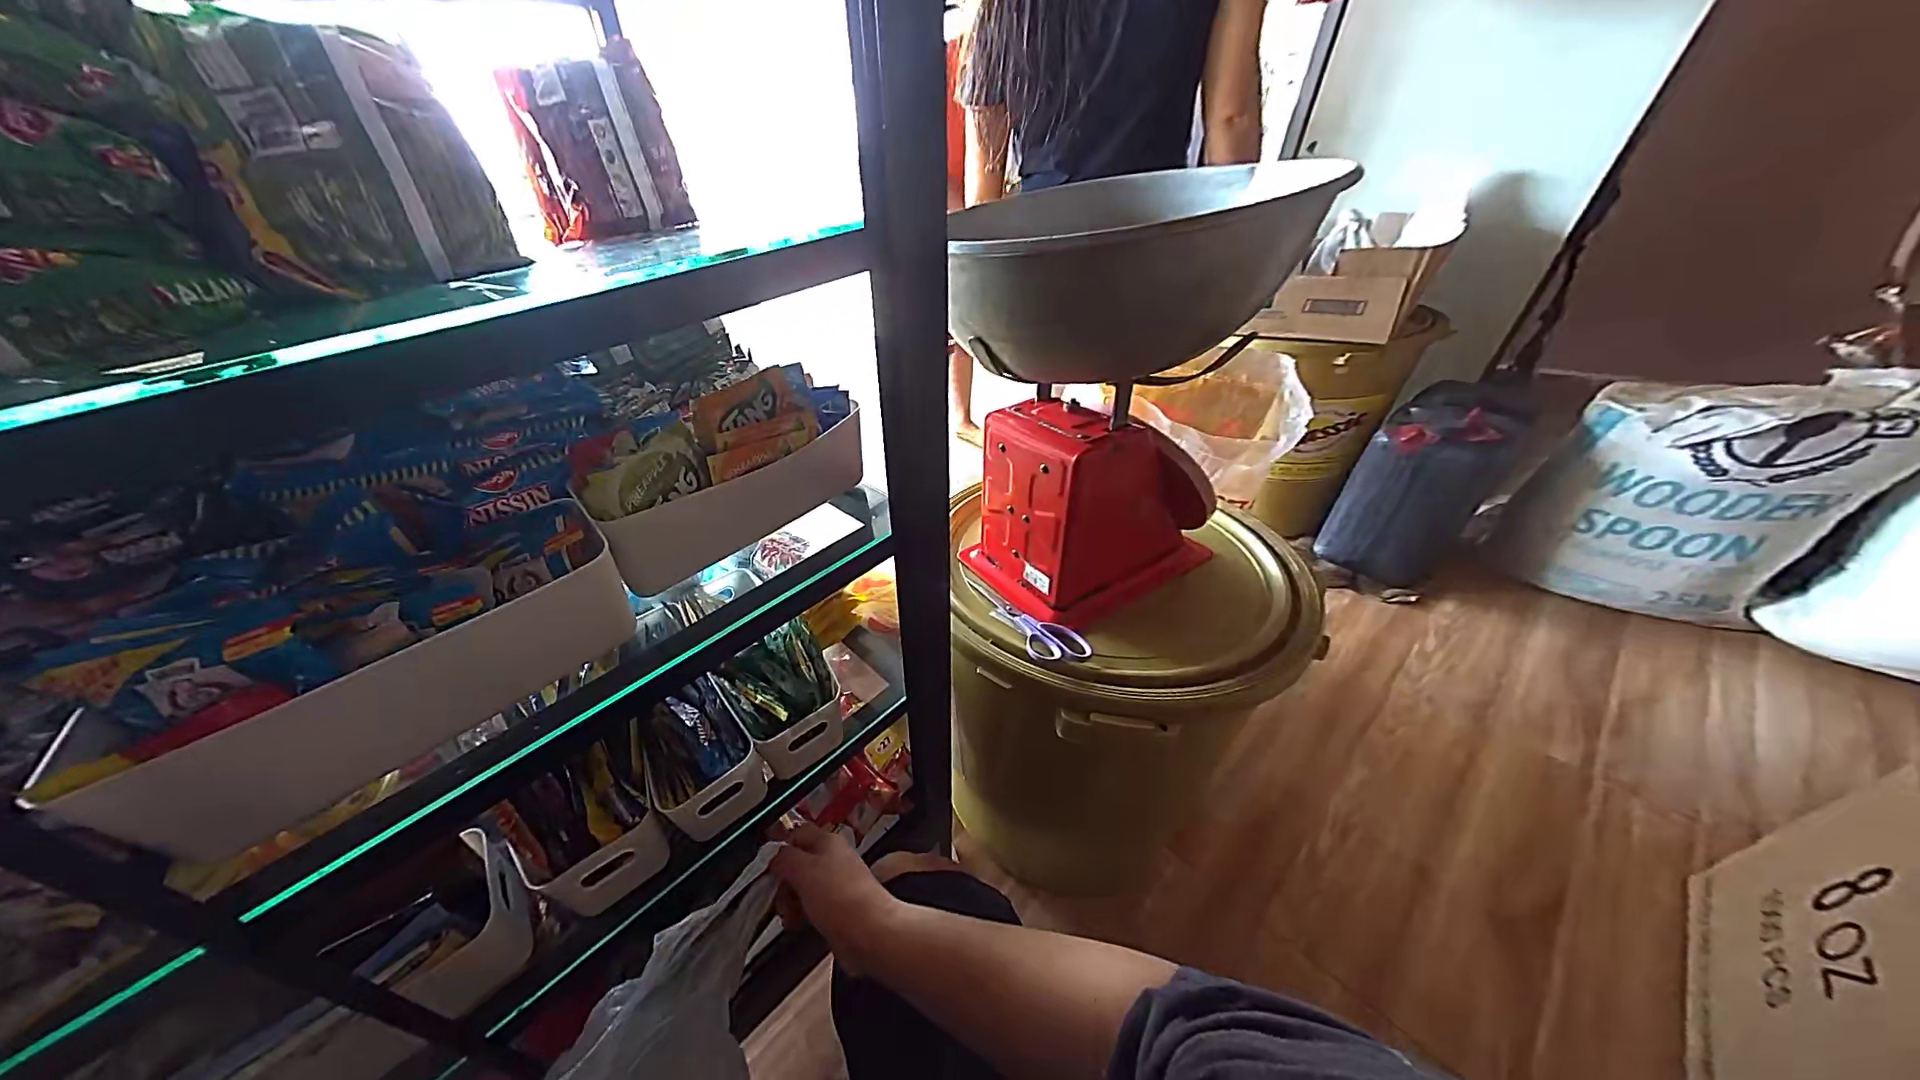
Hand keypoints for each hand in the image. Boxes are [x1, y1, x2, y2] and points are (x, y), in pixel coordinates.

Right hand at [769, 824, 899, 970]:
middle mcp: (832, 859)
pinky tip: (797, 925)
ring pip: (802, 887)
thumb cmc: (838, 896)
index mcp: (827, 841)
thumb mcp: (803, 869)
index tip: (767, 869)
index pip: (797, 834)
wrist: (869, 932)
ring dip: (789, 902)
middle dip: (783, 882)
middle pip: (797, 863)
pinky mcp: (836, 908)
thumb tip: (774, 856)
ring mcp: (835, 884)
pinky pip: (810, 907)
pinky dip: (801, 915)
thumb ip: (784, 858)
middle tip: (780, 899)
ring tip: (790, 917)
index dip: (780, 848)